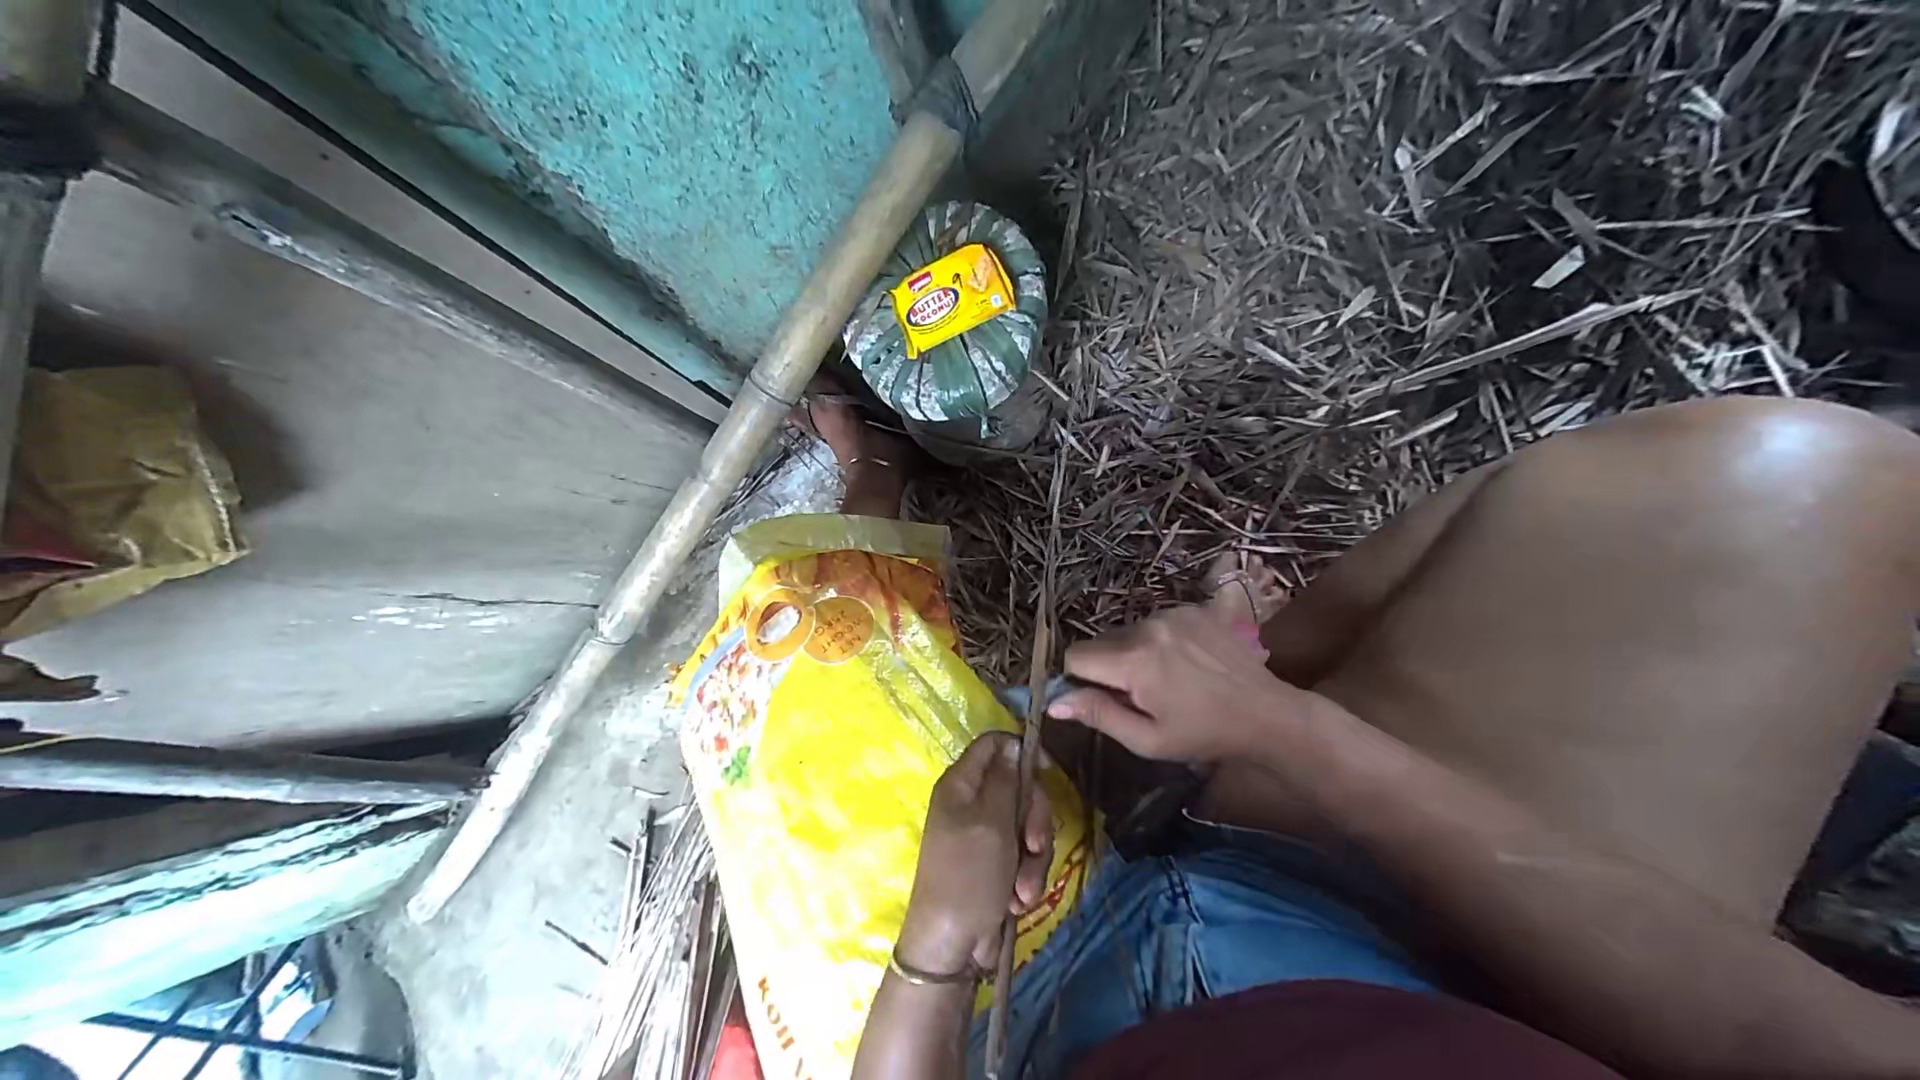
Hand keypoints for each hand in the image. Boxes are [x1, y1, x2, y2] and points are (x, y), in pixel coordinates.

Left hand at [895, 733, 1053, 976]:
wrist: (952, 945)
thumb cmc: (968, 875)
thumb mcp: (992, 822)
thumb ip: (1006, 781)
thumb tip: (1013, 745)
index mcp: (961, 785)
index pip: (992, 745)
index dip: (1020, 750)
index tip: (1047, 769)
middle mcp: (971, 804)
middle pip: (1018, 787)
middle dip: (1034, 819)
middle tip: (1034, 843)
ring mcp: (984, 835)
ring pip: (1026, 825)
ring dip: (1033, 857)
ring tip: (1023, 888)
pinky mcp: (996, 864)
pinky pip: (1024, 855)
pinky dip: (1026, 877)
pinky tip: (1018, 899)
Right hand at [1047, 605, 1336, 761]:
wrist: (1268, 714)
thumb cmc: (1204, 735)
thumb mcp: (1147, 739)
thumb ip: (1098, 715)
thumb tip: (1052, 703)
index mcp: (1134, 661)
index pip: (1075, 655)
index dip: (1080, 679)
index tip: (1102, 699)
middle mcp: (1147, 626)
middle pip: (1100, 641)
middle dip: (1108, 667)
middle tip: (1141, 696)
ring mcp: (1172, 613)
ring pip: (1126, 631)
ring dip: (1133, 652)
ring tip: (1167, 679)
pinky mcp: (1191, 608)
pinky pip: (1153, 622)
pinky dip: (1157, 640)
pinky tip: (1183, 662)